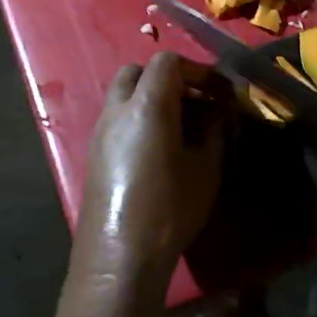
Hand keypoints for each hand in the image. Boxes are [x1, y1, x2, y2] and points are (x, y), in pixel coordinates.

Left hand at [79, 53, 227, 272]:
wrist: (121, 253)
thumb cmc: (171, 208)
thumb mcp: (206, 168)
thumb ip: (215, 130)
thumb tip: (220, 110)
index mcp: (147, 107)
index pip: (167, 63)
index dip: (197, 69)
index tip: (220, 90)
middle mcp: (117, 110)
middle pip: (139, 71)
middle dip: (171, 78)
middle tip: (200, 101)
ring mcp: (100, 131)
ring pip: (125, 93)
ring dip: (154, 96)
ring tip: (185, 124)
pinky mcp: (95, 151)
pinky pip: (118, 116)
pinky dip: (140, 115)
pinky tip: (163, 145)